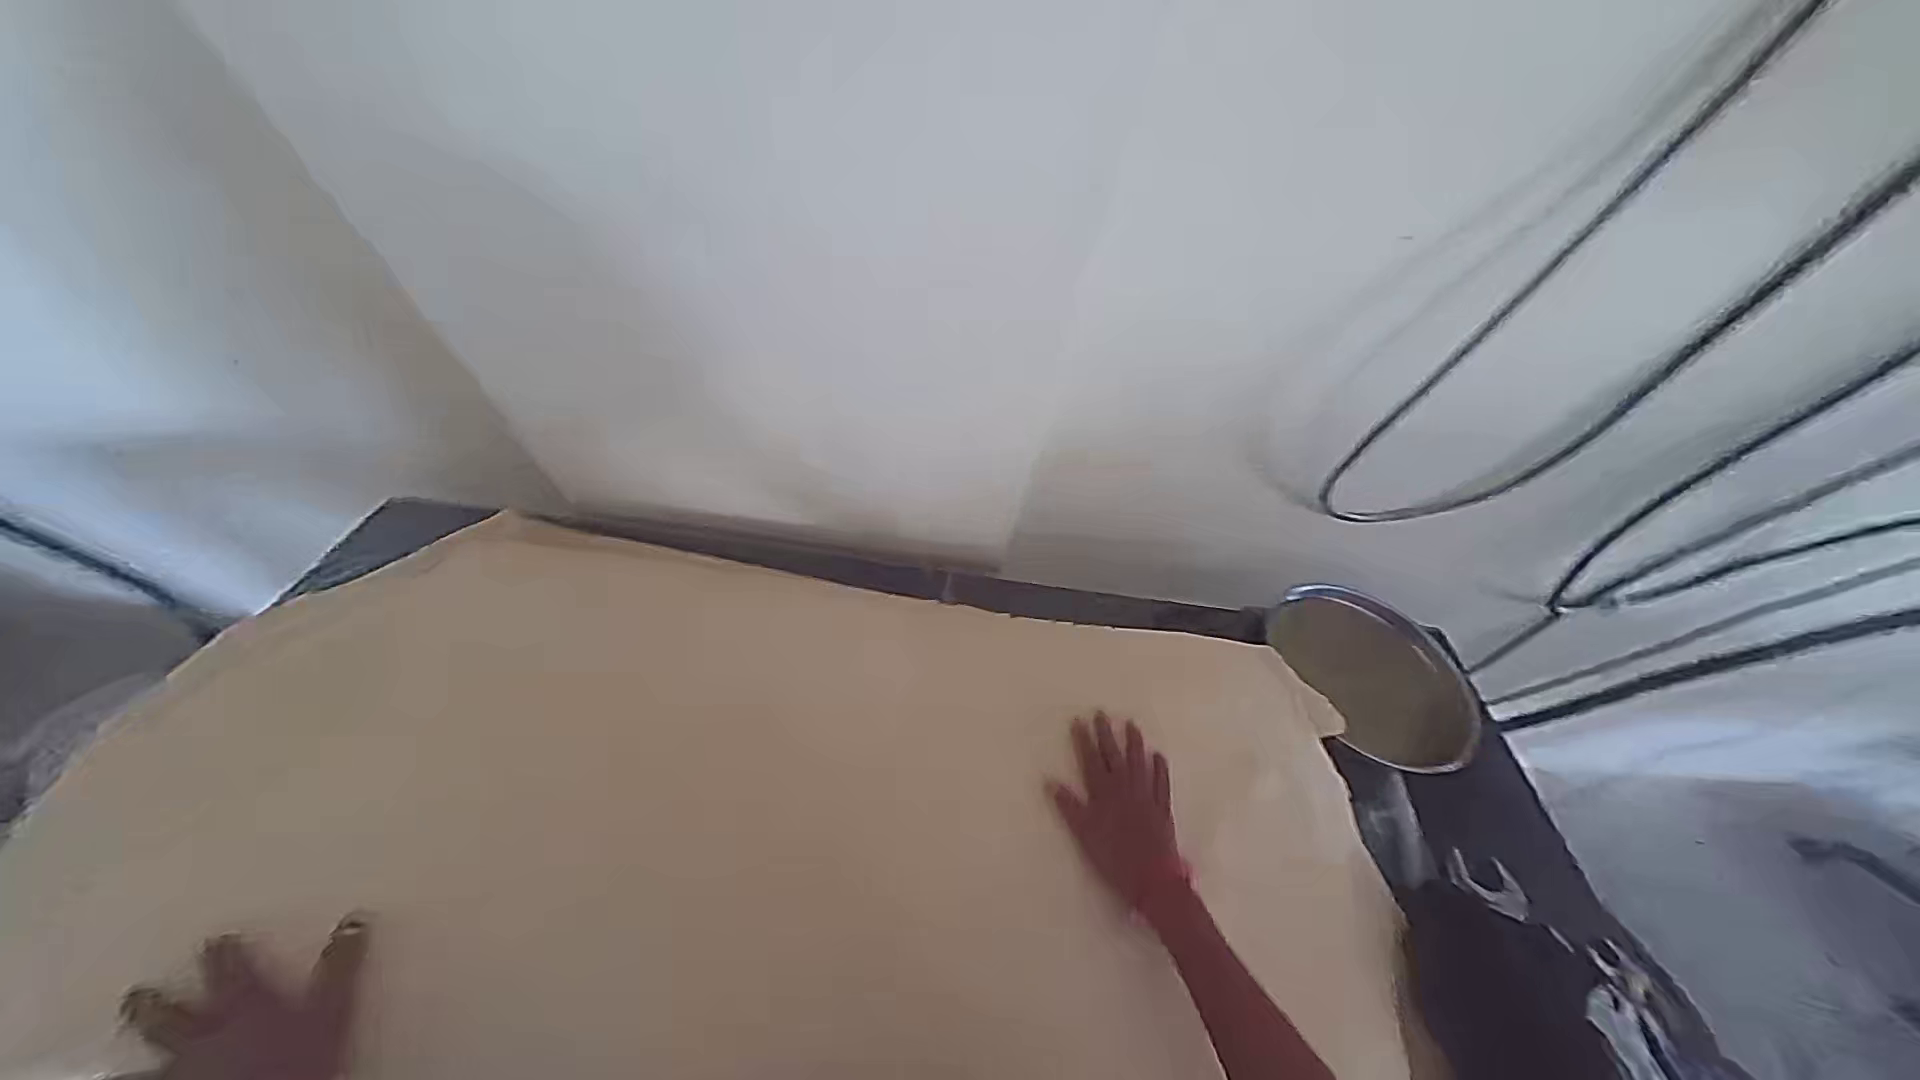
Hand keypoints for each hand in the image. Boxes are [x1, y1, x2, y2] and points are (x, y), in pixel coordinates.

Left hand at [120, 914, 369, 1079]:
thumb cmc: (298, 1057)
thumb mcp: (334, 1004)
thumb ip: (341, 963)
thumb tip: (353, 921)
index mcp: (247, 1003)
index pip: (233, 968)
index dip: (225, 952)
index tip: (217, 938)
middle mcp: (207, 1032)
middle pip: (174, 1013)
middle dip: (157, 999)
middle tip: (139, 988)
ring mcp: (183, 1067)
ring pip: (153, 1051)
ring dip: (138, 1043)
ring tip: (119, 1041)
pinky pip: (149, 1078)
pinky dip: (138, 1073)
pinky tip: (133, 1073)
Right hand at [1048, 712, 1188, 915]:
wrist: (1153, 880)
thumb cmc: (1113, 858)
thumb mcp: (1084, 834)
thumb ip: (1068, 807)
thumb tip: (1050, 781)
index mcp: (1103, 794)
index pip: (1091, 760)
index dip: (1084, 740)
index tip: (1079, 721)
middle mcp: (1125, 789)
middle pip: (1113, 756)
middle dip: (1106, 734)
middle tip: (1102, 713)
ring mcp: (1146, 797)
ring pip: (1139, 764)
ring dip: (1135, 743)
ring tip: (1132, 724)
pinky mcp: (1163, 809)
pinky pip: (1162, 783)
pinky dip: (1160, 768)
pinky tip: (1158, 756)